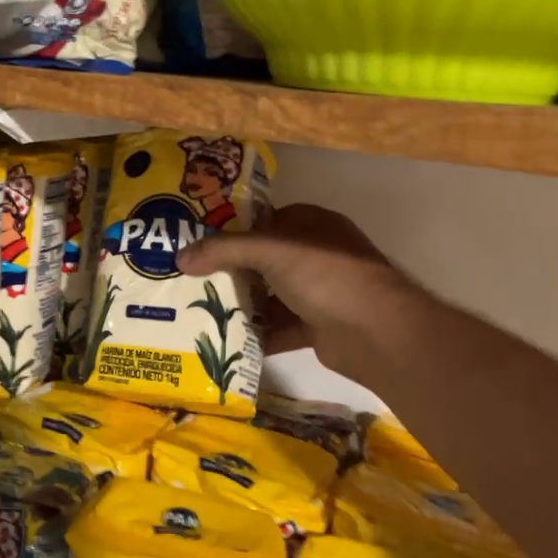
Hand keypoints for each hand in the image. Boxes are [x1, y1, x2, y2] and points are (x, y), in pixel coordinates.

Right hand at [177, 203, 425, 383]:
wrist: (378, 332)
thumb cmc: (325, 274)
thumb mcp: (269, 250)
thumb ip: (223, 250)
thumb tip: (179, 258)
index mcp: (310, 223)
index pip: (263, 219)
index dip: (231, 229)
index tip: (196, 241)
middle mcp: (316, 253)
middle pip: (263, 258)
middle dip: (231, 269)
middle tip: (190, 277)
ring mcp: (319, 291)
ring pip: (270, 293)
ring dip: (242, 302)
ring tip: (199, 308)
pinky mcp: (318, 326)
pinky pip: (279, 326)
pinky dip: (257, 332)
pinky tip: (226, 338)